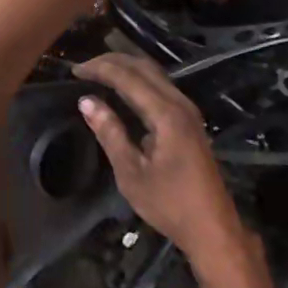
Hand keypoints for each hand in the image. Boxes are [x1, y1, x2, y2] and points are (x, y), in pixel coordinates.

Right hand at [74, 53, 245, 262]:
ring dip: (127, 69)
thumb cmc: (169, 203)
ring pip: (156, 75)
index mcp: (166, 114)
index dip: (101, 69)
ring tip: (99, 72)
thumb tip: (87, 102)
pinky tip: (123, 90)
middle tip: (84, 68)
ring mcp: (188, 111)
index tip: (75, 70)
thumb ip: (110, 133)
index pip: (129, 77)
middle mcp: (180, 103)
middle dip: (114, 62)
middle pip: (145, 68)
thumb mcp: (131, 173)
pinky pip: (162, 88)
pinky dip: (139, 82)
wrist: (211, 226)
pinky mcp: (189, 120)